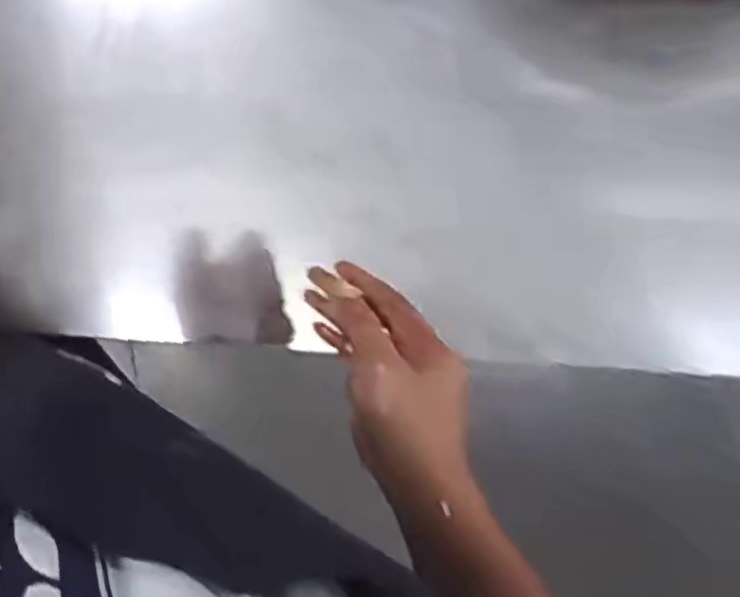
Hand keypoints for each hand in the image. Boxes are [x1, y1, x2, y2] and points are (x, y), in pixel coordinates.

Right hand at [306, 262, 473, 501]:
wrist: (414, 474)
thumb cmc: (400, 415)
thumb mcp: (378, 361)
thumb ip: (360, 322)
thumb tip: (342, 290)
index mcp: (430, 348)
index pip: (393, 303)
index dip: (364, 282)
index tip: (335, 265)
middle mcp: (422, 357)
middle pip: (380, 316)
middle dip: (347, 296)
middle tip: (314, 278)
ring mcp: (406, 375)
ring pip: (369, 333)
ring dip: (341, 315)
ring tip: (309, 299)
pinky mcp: (388, 391)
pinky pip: (363, 352)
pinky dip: (343, 338)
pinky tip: (321, 330)